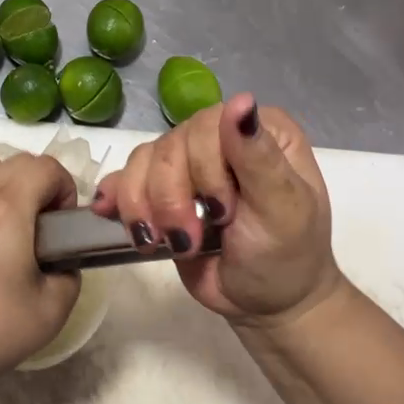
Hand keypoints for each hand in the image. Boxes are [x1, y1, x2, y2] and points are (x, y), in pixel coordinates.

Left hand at [0, 150, 80, 384]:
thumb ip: (69, 275)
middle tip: (45, 226)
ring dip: (6, 179)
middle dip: (40, 182)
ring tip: (12, 222)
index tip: (65, 224)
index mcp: (7, 207)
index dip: (66, 188)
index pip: (46, 167)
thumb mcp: (52, 310)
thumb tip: (61, 262)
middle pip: (16, 159)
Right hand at [92, 95, 346, 326]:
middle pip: (169, 147)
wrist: (265, 303)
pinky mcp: (159, 188)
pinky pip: (125, 178)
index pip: (207, 125)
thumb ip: (259, 157)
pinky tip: (117, 217)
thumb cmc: (286, 256)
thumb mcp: (284, 210)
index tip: (224, 214)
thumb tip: (241, 101)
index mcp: (259, 130)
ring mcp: (186, 162)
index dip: (204, 170)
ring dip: (145, 208)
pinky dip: (120, 200)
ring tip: (167, 243)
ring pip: (142, 162)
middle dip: (172, 200)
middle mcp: (220, 135)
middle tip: (193, 240)